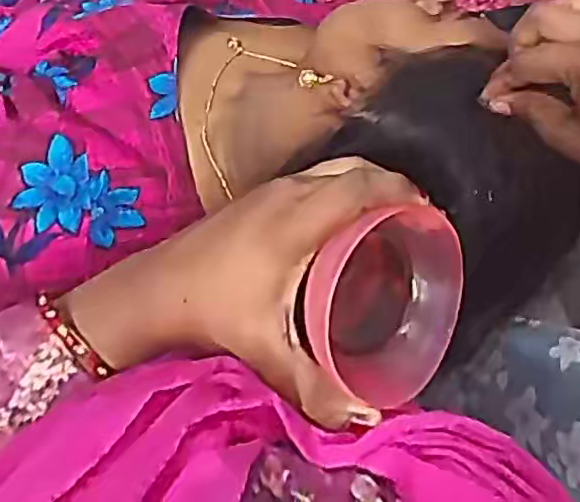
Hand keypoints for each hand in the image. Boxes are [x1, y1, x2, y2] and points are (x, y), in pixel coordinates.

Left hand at [61, 157, 422, 429]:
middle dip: (393, 182)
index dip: (403, 190)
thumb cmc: (213, 312)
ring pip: (337, 165)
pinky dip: (346, 181)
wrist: (150, 288)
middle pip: (357, 167)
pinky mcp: (262, 190)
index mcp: (300, 219)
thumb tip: (368, 414)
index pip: (364, 185)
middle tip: (416, 212)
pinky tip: (346, 212)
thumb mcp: (265, 348)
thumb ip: (315, 383)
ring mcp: (275, 186)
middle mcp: (292, 191)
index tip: (430, 211)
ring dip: (369, 178)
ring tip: (389, 208)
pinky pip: (320, 172)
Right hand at [479, 0, 579, 241]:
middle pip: (544, 15)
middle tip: (517, 73)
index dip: (503, 79)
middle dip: (520, 40)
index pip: (527, 59)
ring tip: (545, 47)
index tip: (490, 98)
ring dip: (552, 17)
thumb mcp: (576, 140)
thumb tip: (500, 99)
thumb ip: (534, 112)